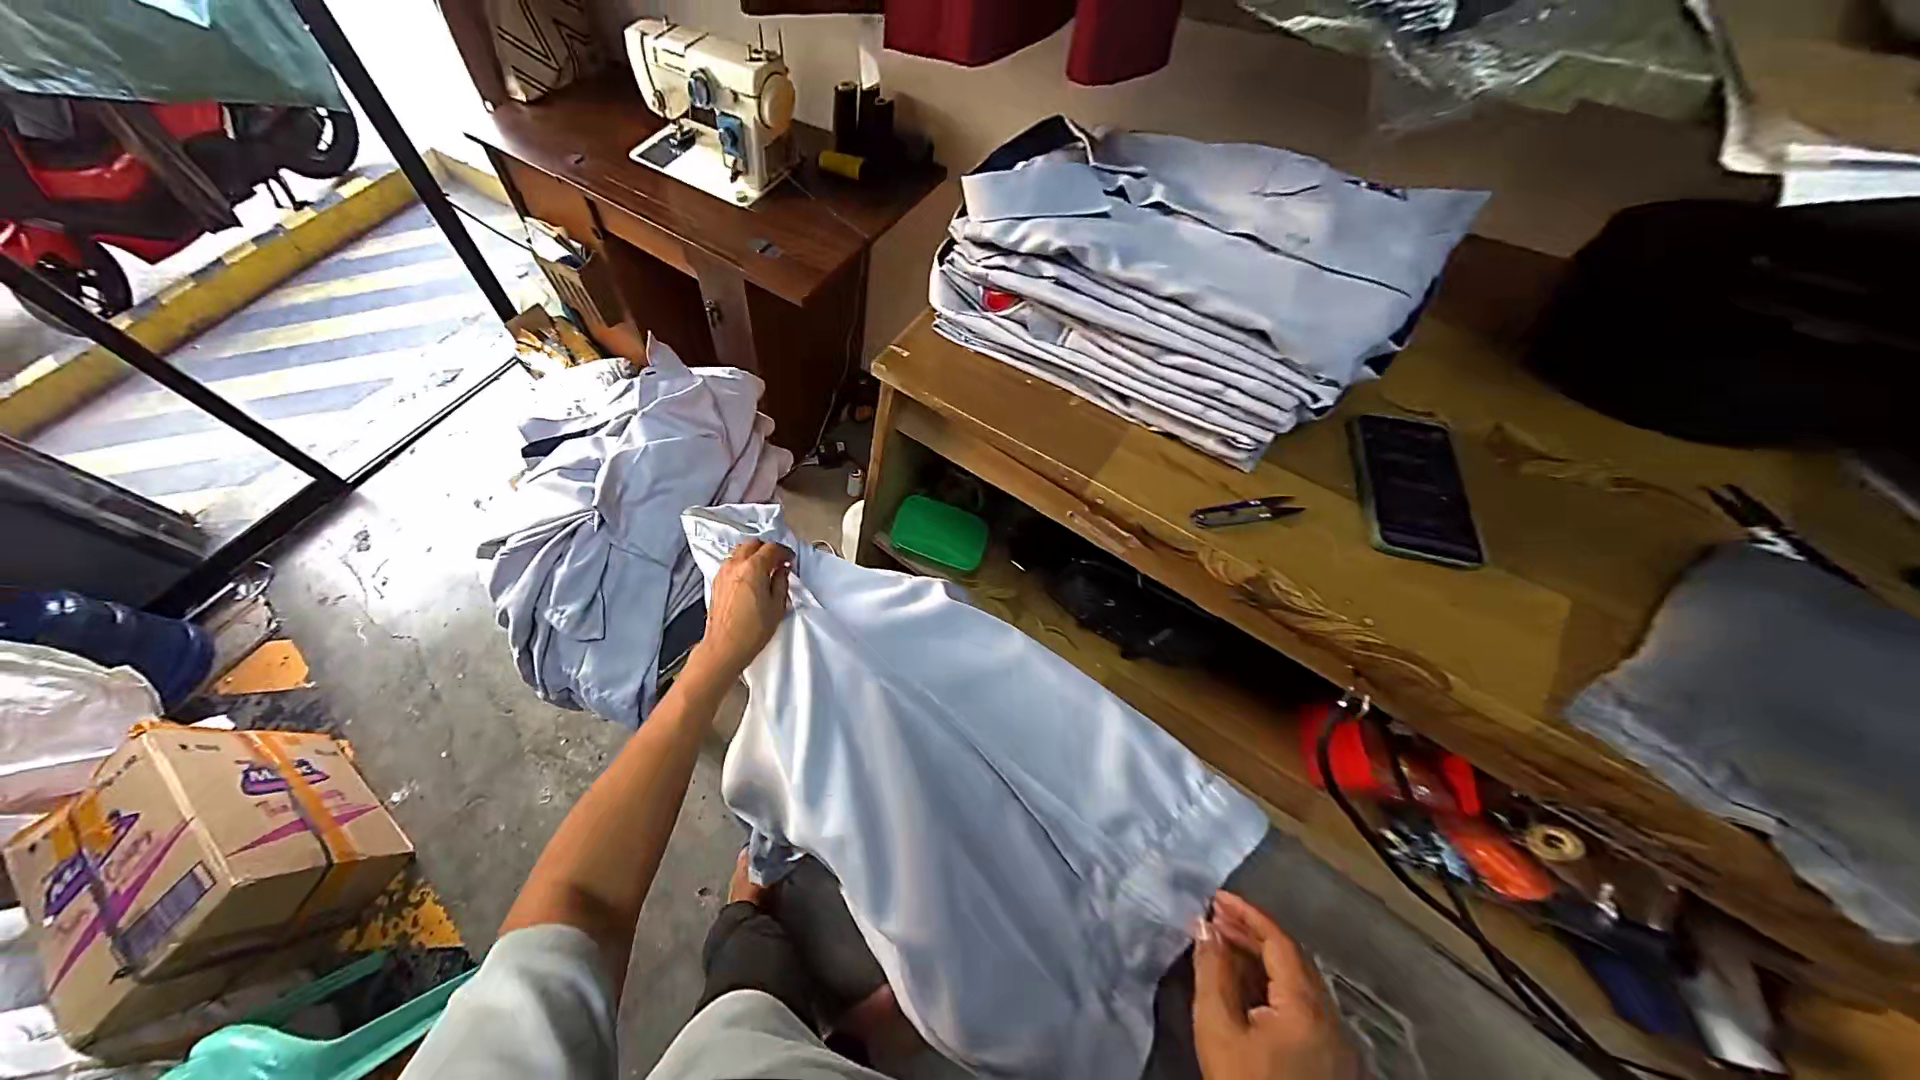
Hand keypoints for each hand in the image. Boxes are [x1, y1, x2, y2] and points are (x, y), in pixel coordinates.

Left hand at [691, 539, 793, 679]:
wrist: (725, 646)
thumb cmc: (751, 630)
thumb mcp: (777, 605)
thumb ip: (781, 582)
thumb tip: (782, 571)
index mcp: (753, 568)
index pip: (772, 548)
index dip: (784, 552)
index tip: (790, 559)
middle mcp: (736, 566)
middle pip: (753, 544)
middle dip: (768, 549)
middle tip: (779, 561)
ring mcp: (723, 573)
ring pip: (740, 551)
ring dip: (754, 554)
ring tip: (765, 568)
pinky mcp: (717, 582)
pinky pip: (731, 563)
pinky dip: (743, 563)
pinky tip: (751, 577)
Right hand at [1193, 891, 1358, 1079]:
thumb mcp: (1218, 1027)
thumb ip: (1211, 971)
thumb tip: (1206, 926)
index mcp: (1307, 1005)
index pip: (1279, 941)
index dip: (1247, 914)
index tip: (1216, 897)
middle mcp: (1331, 1018)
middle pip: (1292, 959)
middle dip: (1251, 933)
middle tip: (1214, 917)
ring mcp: (1335, 1043)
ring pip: (1297, 982)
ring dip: (1260, 958)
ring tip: (1222, 943)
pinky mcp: (1329, 1062)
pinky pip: (1300, 1006)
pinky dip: (1271, 985)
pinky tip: (1244, 984)